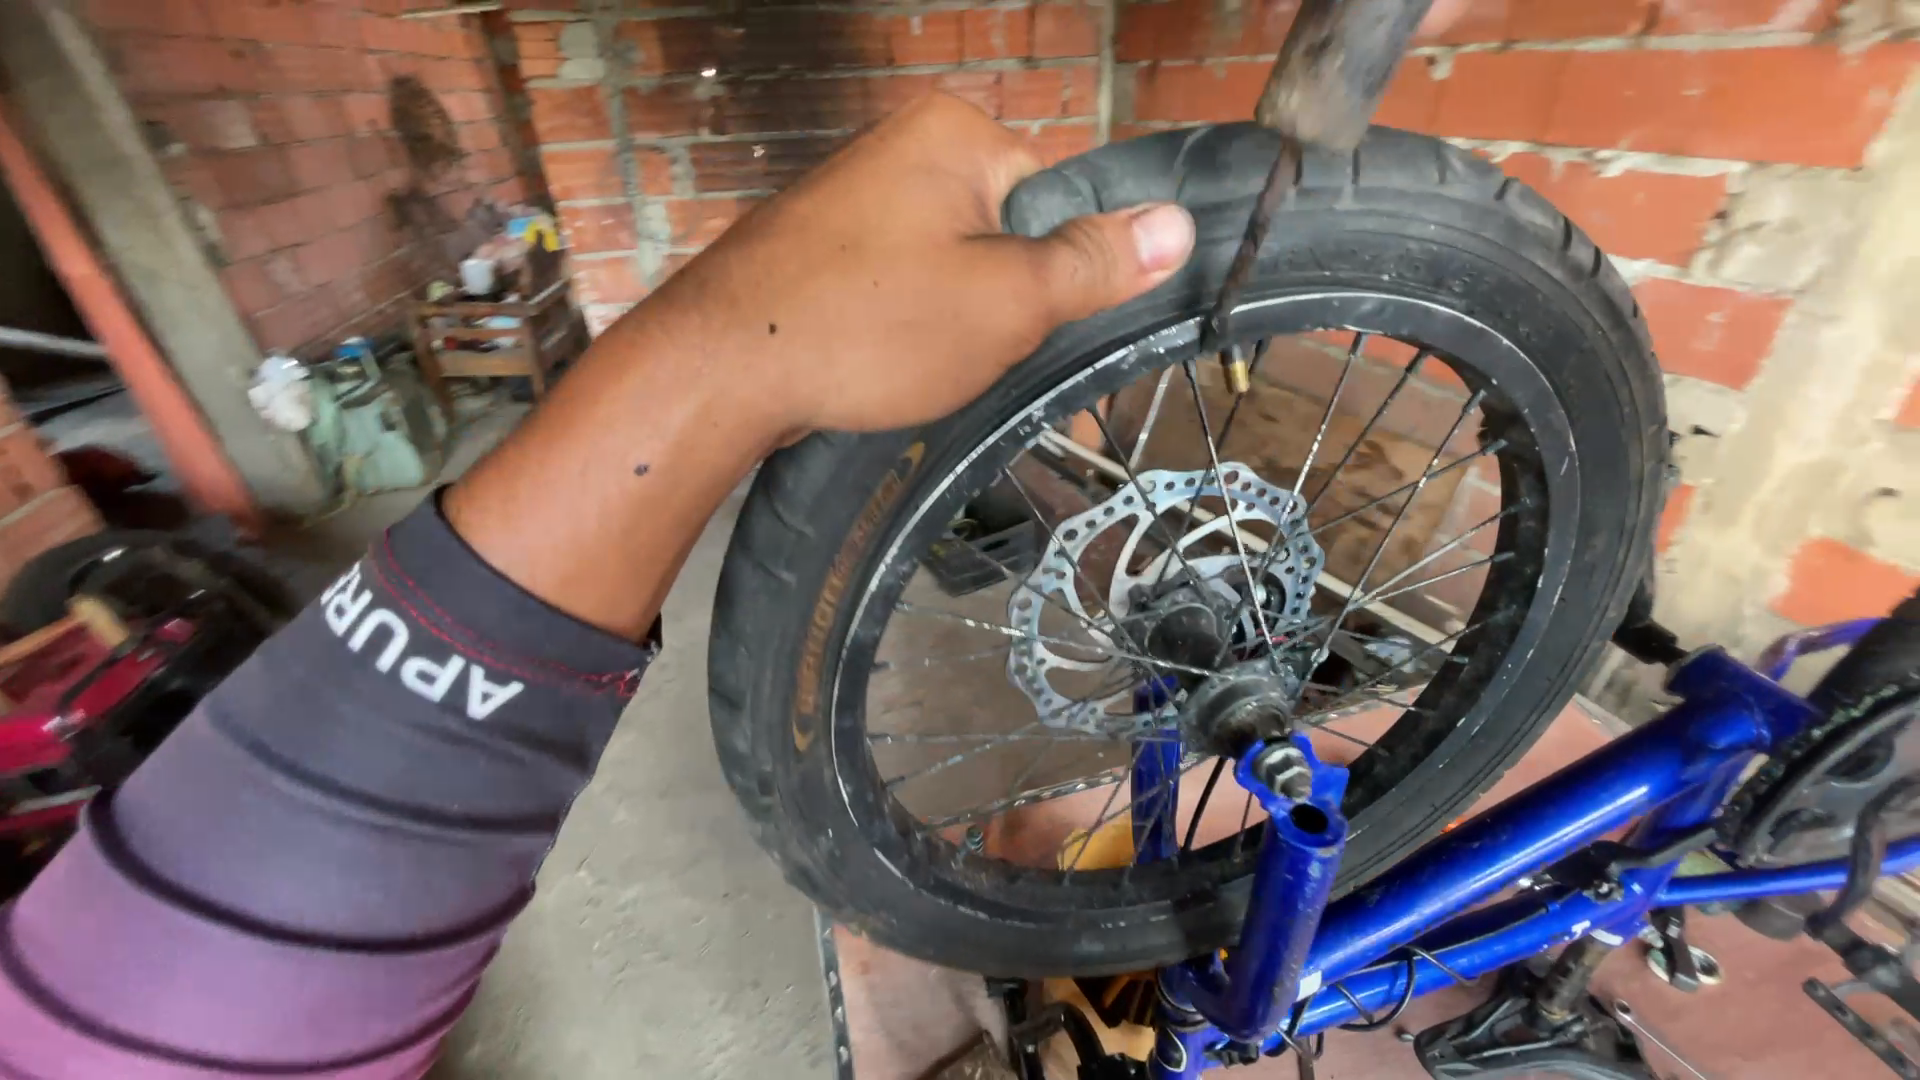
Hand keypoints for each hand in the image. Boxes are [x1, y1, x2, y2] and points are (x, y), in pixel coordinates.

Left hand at [642, 94, 1195, 439]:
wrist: (725, 368)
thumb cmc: (868, 327)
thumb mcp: (1004, 302)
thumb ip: (1090, 264)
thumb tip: (1175, 225)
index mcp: (954, 138)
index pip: (1056, 199)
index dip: (1063, 276)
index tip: (1053, 337)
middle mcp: (903, 153)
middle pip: (1004, 237)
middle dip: (1010, 311)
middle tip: (990, 364)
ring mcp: (858, 203)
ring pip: (953, 272)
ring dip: (964, 329)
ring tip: (934, 371)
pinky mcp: (828, 253)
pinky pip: (902, 289)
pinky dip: (915, 332)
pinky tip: (898, 367)